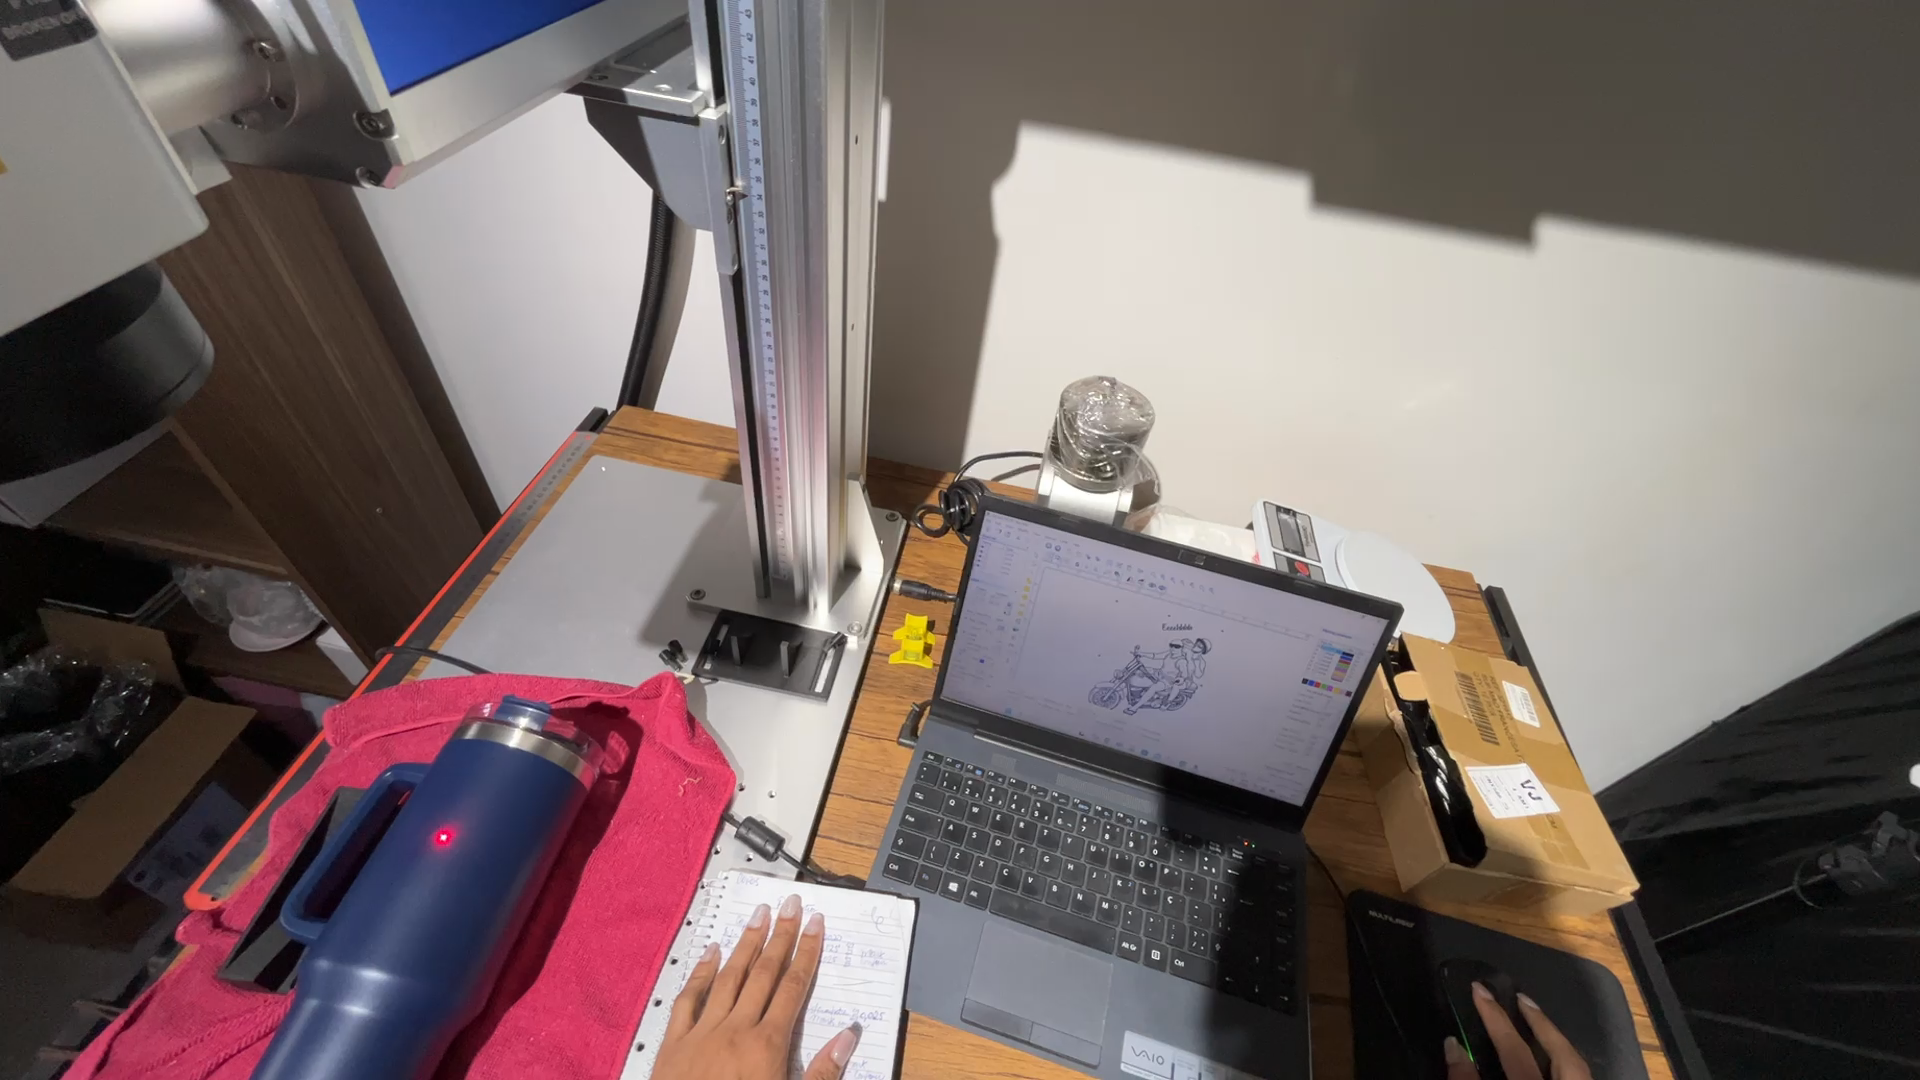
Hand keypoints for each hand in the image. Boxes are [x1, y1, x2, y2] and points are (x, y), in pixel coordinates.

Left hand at [653, 894, 859, 1079]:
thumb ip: (822, 1075)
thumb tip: (850, 1035)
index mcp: (767, 1047)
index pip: (793, 987)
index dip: (807, 951)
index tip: (815, 921)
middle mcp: (736, 1031)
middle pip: (764, 973)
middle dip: (780, 935)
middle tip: (790, 903)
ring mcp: (702, 1035)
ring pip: (729, 977)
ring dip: (746, 943)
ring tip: (759, 914)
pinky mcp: (672, 1047)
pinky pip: (688, 1001)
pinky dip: (701, 973)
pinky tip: (711, 951)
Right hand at [1444, 982, 1590, 1079]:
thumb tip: (1453, 1045)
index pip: (1512, 1050)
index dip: (1493, 1018)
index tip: (1476, 990)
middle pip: (1564, 1059)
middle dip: (1543, 1025)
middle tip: (1522, 997)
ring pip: (1580, 1069)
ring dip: (1559, 1042)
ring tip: (1539, 1021)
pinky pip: (1582, 1079)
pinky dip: (1567, 1063)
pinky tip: (1554, 1058)